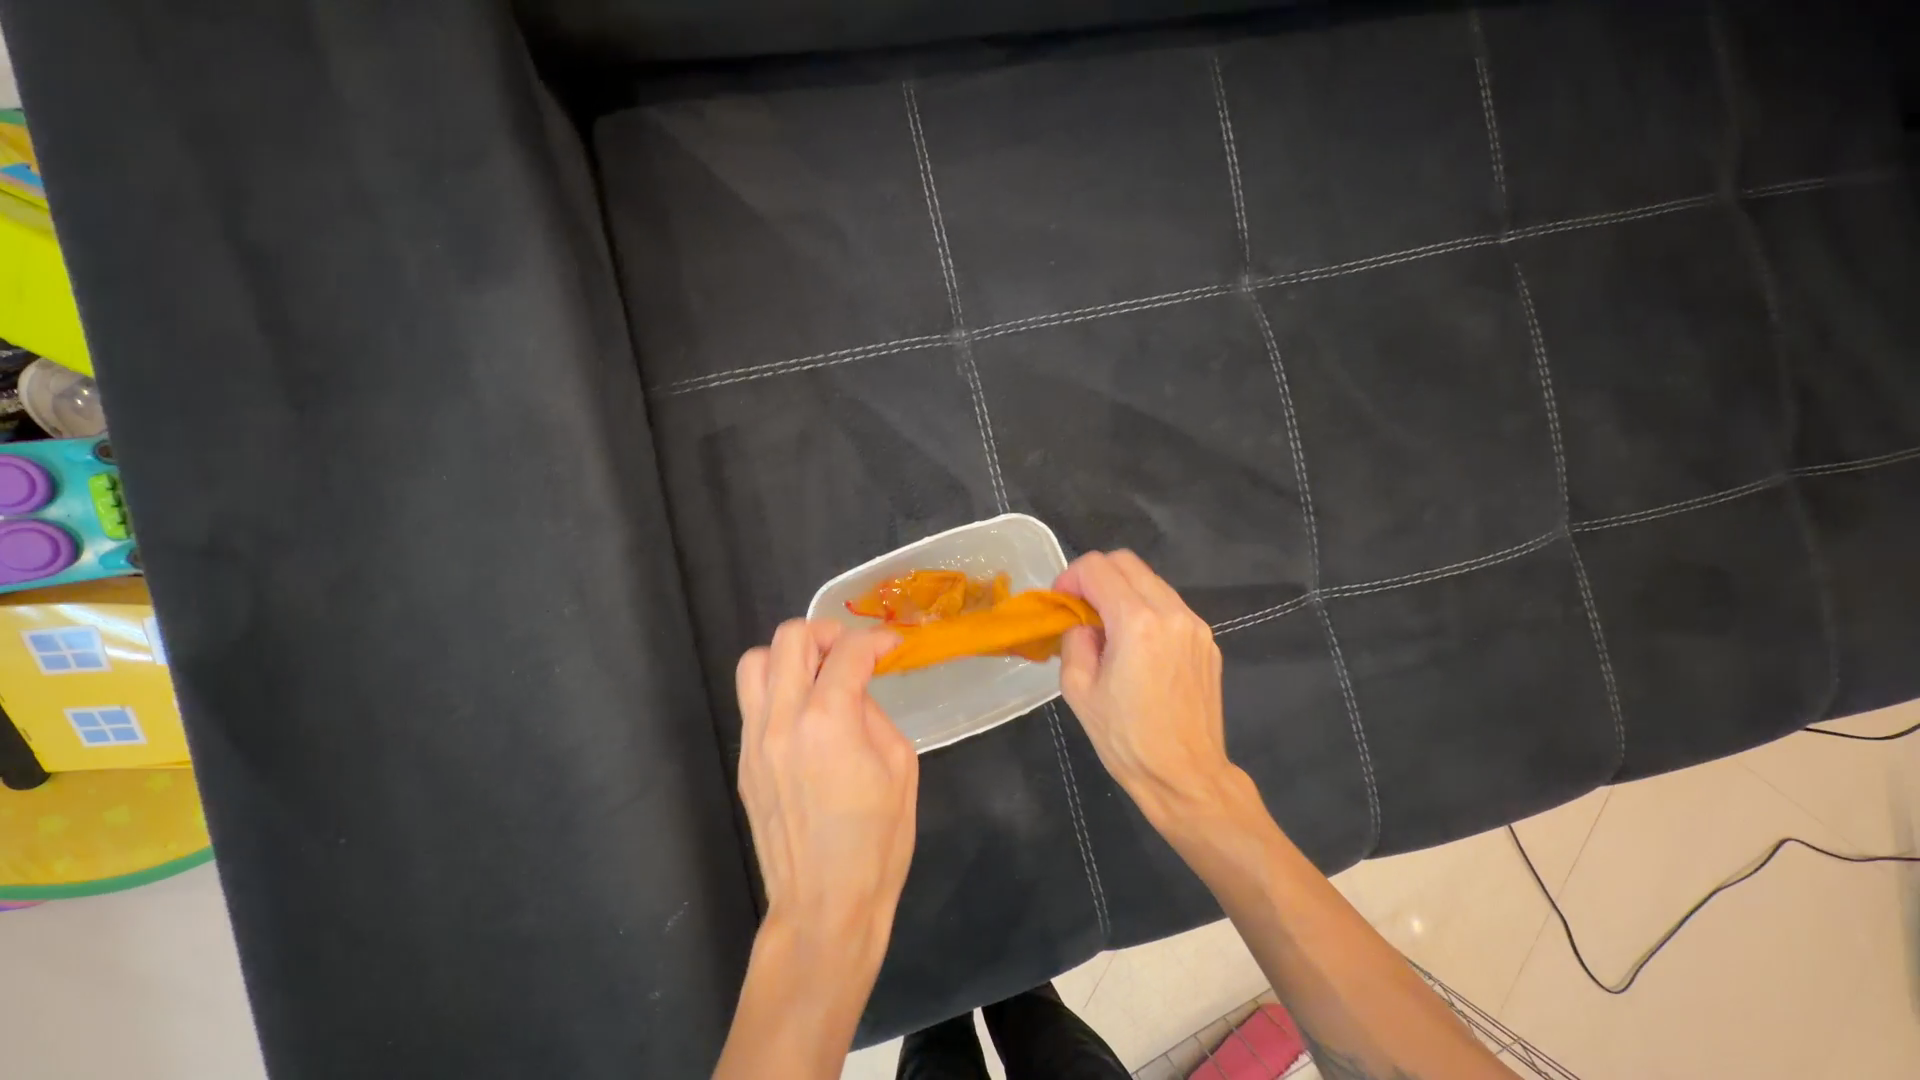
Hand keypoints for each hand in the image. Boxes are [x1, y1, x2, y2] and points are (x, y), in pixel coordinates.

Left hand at [734, 620, 918, 963]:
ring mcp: (755, 740)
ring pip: (755, 661)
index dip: (876, 640)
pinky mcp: (743, 761)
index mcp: (829, 721)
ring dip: (791, 656)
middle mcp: (782, 720)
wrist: (824, 904)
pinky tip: (804, 713)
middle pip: (791, 638)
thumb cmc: (877, 842)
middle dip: (828, 633)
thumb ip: (874, 715)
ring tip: (819, 674)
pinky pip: (752, 702)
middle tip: (852, 653)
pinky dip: (777, 689)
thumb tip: (857, 690)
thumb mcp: (900, 768)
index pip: (847, 652)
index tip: (891, 647)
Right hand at [1053, 551, 1245, 826]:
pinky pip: (1170, 607)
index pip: (1098, 568)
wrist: (1184, 776)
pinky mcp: (1207, 642)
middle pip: (1127, 562)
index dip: (1070, 577)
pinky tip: (1136, 646)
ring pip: (1152, 581)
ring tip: (1107, 628)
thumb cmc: (1125, 739)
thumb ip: (1075, 640)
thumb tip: (1082, 622)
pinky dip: (1146, 610)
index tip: (1060, 603)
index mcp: (1137, 622)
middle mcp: (1171, 613)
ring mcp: (1195, 626)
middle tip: (1079, 608)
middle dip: (1096, 576)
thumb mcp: (1078, 690)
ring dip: (1123, 591)